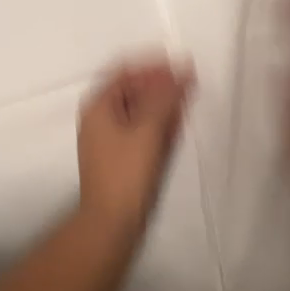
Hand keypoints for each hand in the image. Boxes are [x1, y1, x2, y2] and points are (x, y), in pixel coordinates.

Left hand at [76, 56, 195, 227]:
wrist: (111, 225)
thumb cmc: (126, 172)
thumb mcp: (147, 129)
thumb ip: (165, 97)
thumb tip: (181, 68)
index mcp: (99, 104)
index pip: (126, 70)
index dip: (153, 65)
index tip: (180, 65)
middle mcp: (101, 117)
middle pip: (133, 90)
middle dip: (161, 85)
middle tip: (190, 83)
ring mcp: (110, 139)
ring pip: (140, 111)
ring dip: (163, 104)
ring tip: (187, 102)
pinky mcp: (122, 158)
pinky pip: (141, 131)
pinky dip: (159, 124)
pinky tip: (176, 126)